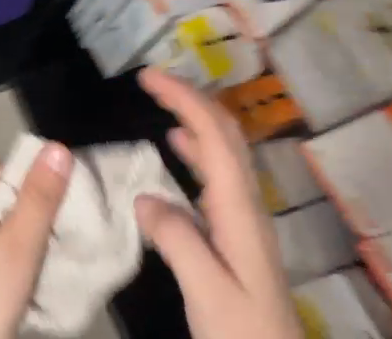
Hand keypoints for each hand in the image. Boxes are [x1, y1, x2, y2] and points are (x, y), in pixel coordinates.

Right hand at [134, 68, 300, 338]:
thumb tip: (145, 198)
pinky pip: (215, 176)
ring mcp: (244, 223)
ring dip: (194, 119)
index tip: (147, 77)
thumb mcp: (208, 293)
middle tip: (151, 81)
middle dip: (191, 99)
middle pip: (227, 137)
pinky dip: (194, 150)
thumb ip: (178, 242)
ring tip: (161, 103)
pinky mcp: (236, 238)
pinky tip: (176, 153)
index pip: (216, 137)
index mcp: (240, 212)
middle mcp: (246, 208)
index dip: (184, 99)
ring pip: (224, 154)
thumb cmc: (244, 334)